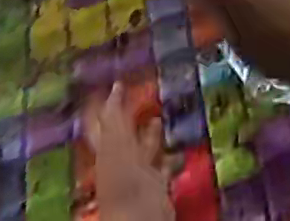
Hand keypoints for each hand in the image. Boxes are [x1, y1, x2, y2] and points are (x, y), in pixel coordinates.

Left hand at [83, 84, 173, 220]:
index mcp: (107, 148)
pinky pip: (165, 164)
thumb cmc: (124, 177)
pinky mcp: (158, 185)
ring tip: (165, 113)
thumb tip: (115, 85)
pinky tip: (181, 142)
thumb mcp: (116, 141)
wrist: (141, 217)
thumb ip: (115, 116)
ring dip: (155, 133)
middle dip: (136, 115)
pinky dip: (173, 154)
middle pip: (127, 133)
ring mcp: (140, 174)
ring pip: (147, 148)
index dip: (113, 103)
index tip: (123, 81)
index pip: (107, 120)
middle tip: (149, 92)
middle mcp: (121, 160)